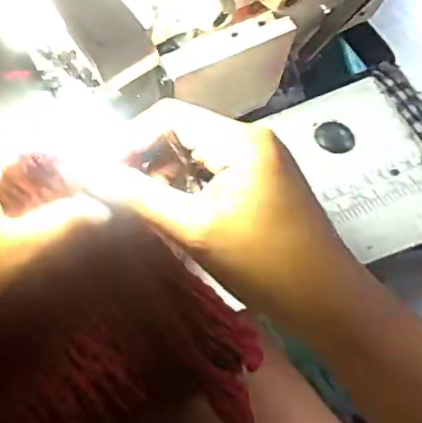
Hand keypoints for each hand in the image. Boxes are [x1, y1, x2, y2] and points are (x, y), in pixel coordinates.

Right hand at [89, 98, 369, 324]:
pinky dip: (183, 189)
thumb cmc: (266, 266)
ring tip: (139, 209)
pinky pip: (208, 172)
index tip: (103, 172)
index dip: (129, 140)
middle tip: (115, 192)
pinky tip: (170, 215)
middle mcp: (249, 139)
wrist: (332, 306)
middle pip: (179, 132)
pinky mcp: (258, 182)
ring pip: (191, 154)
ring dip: (162, 176)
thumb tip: (90, 174)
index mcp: (240, 140)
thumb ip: (138, 197)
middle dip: (143, 159)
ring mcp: (256, 160)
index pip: (168, 116)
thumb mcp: (194, 229)